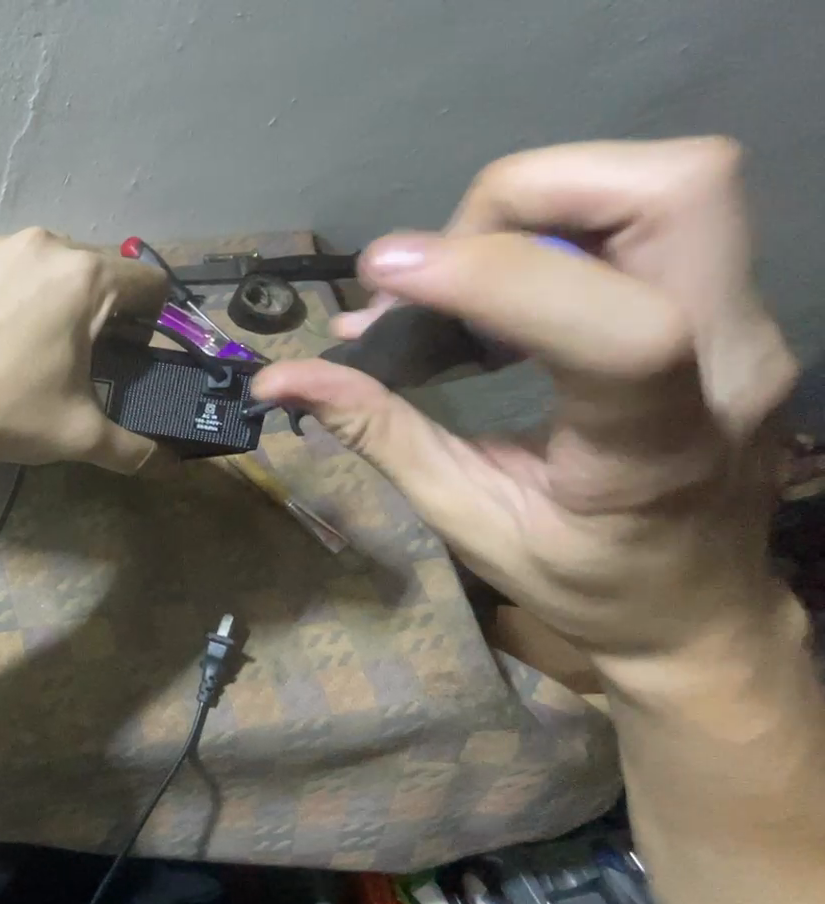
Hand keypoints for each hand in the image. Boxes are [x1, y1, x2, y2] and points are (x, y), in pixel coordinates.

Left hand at [0, 228, 168, 473]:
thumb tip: (161, 464)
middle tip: (63, 354)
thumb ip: (130, 447)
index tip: (124, 350)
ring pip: (30, 266)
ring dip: (34, 296)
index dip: (146, 320)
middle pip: (86, 269)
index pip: (146, 284)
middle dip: (86, 308)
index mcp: (85, 277)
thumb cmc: (5, 415)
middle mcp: (40, 245)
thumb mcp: (77, 435)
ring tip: (10, 344)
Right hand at [252, 138, 799, 665]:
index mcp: (655, 447)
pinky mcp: (725, 302)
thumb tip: (281, 379)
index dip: (496, 276)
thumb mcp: (464, 518)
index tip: (383, 272)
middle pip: (676, 191)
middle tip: (435, 266)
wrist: (696, 599)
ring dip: (533, 205)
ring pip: (672, 184)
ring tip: (451, 282)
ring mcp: (743, 319)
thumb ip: (380, 433)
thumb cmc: (580, 578)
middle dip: (526, 197)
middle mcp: (729, 358)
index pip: (616, 329)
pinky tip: (488, 295)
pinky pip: (648, 216)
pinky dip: (547, 228)